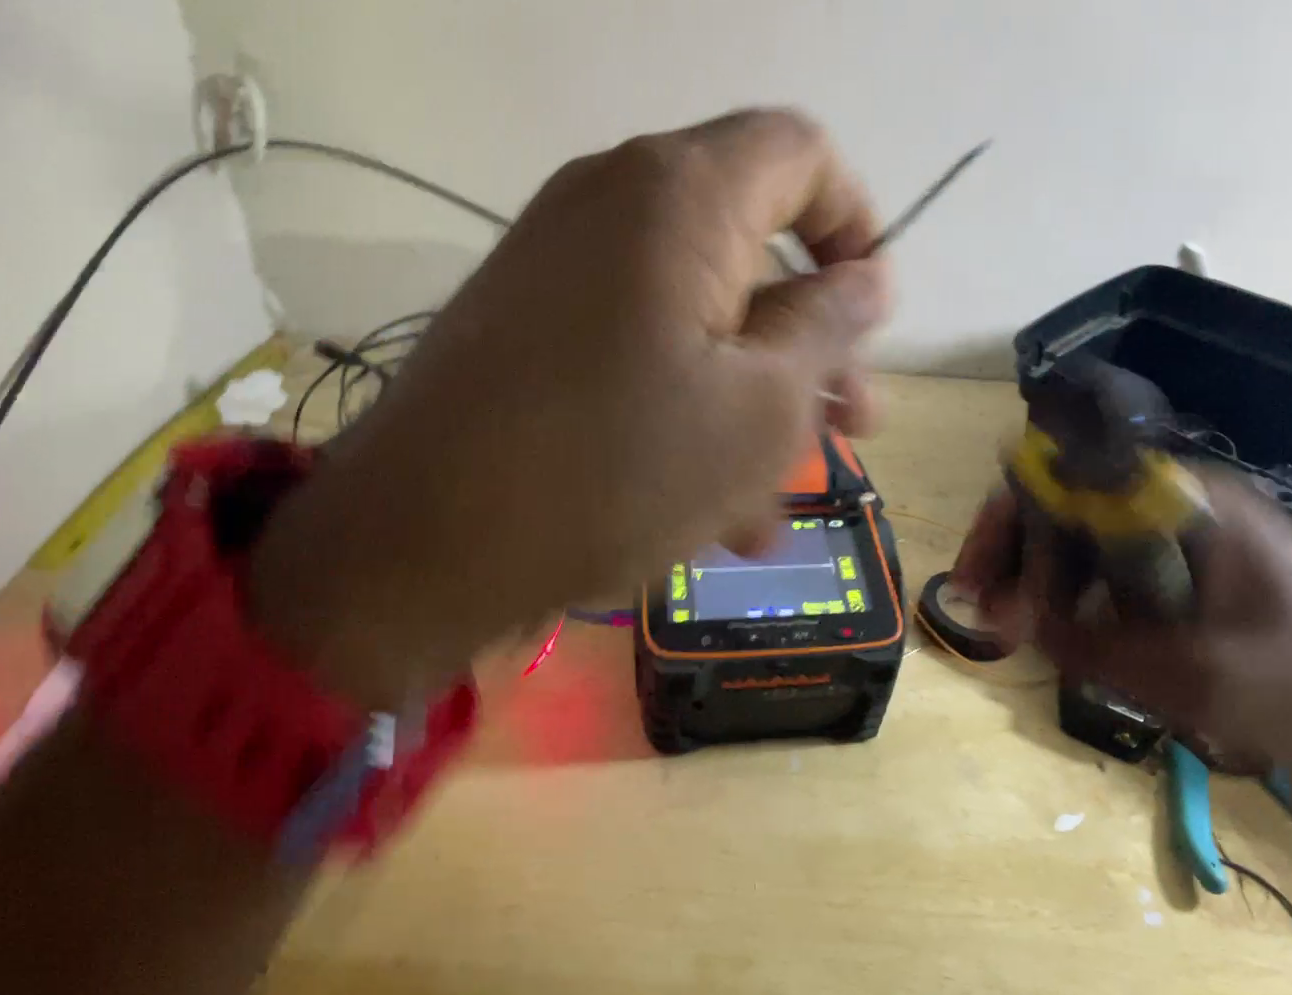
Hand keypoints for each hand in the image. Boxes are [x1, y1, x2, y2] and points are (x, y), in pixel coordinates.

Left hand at [249, 110, 891, 705]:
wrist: (420, 544)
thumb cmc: (614, 473)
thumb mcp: (758, 414)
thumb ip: (827, 333)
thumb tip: (866, 281)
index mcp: (680, 194)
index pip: (802, 154)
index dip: (856, 226)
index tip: (871, 319)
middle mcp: (611, 205)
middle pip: (748, 251)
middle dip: (810, 349)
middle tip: (849, 433)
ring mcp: (556, 269)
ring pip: (691, 322)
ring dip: (746, 408)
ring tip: (768, 509)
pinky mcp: (522, 331)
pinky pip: (630, 355)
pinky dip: (678, 415)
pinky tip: (704, 513)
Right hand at [954, 471, 1291, 777]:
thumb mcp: (1188, 670)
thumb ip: (1085, 641)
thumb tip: (997, 611)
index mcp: (1192, 503)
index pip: (1074, 482)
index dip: (1011, 521)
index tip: (975, 579)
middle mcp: (1181, 512)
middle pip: (1070, 511)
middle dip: (1015, 559)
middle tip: (979, 613)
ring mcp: (1185, 549)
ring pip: (1083, 547)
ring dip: (1036, 585)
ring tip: (1007, 636)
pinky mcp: (1187, 589)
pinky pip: (1108, 581)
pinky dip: (1071, 607)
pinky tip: (1056, 642)